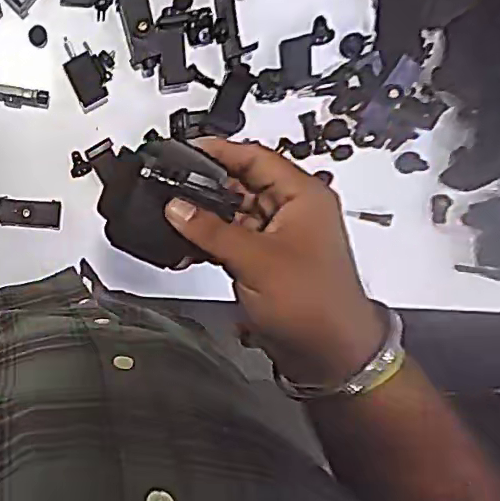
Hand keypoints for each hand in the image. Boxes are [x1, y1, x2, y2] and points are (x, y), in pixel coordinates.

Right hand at [163, 137, 382, 385]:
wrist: (327, 351)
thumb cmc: (316, 304)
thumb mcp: (256, 259)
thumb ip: (212, 230)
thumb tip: (178, 207)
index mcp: (303, 197)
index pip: (257, 157)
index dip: (221, 150)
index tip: (188, 149)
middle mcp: (291, 212)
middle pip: (241, 184)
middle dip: (205, 188)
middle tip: (172, 187)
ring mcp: (276, 237)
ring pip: (232, 213)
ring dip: (204, 218)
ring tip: (174, 220)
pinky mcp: (263, 259)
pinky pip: (229, 239)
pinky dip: (208, 241)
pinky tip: (185, 246)